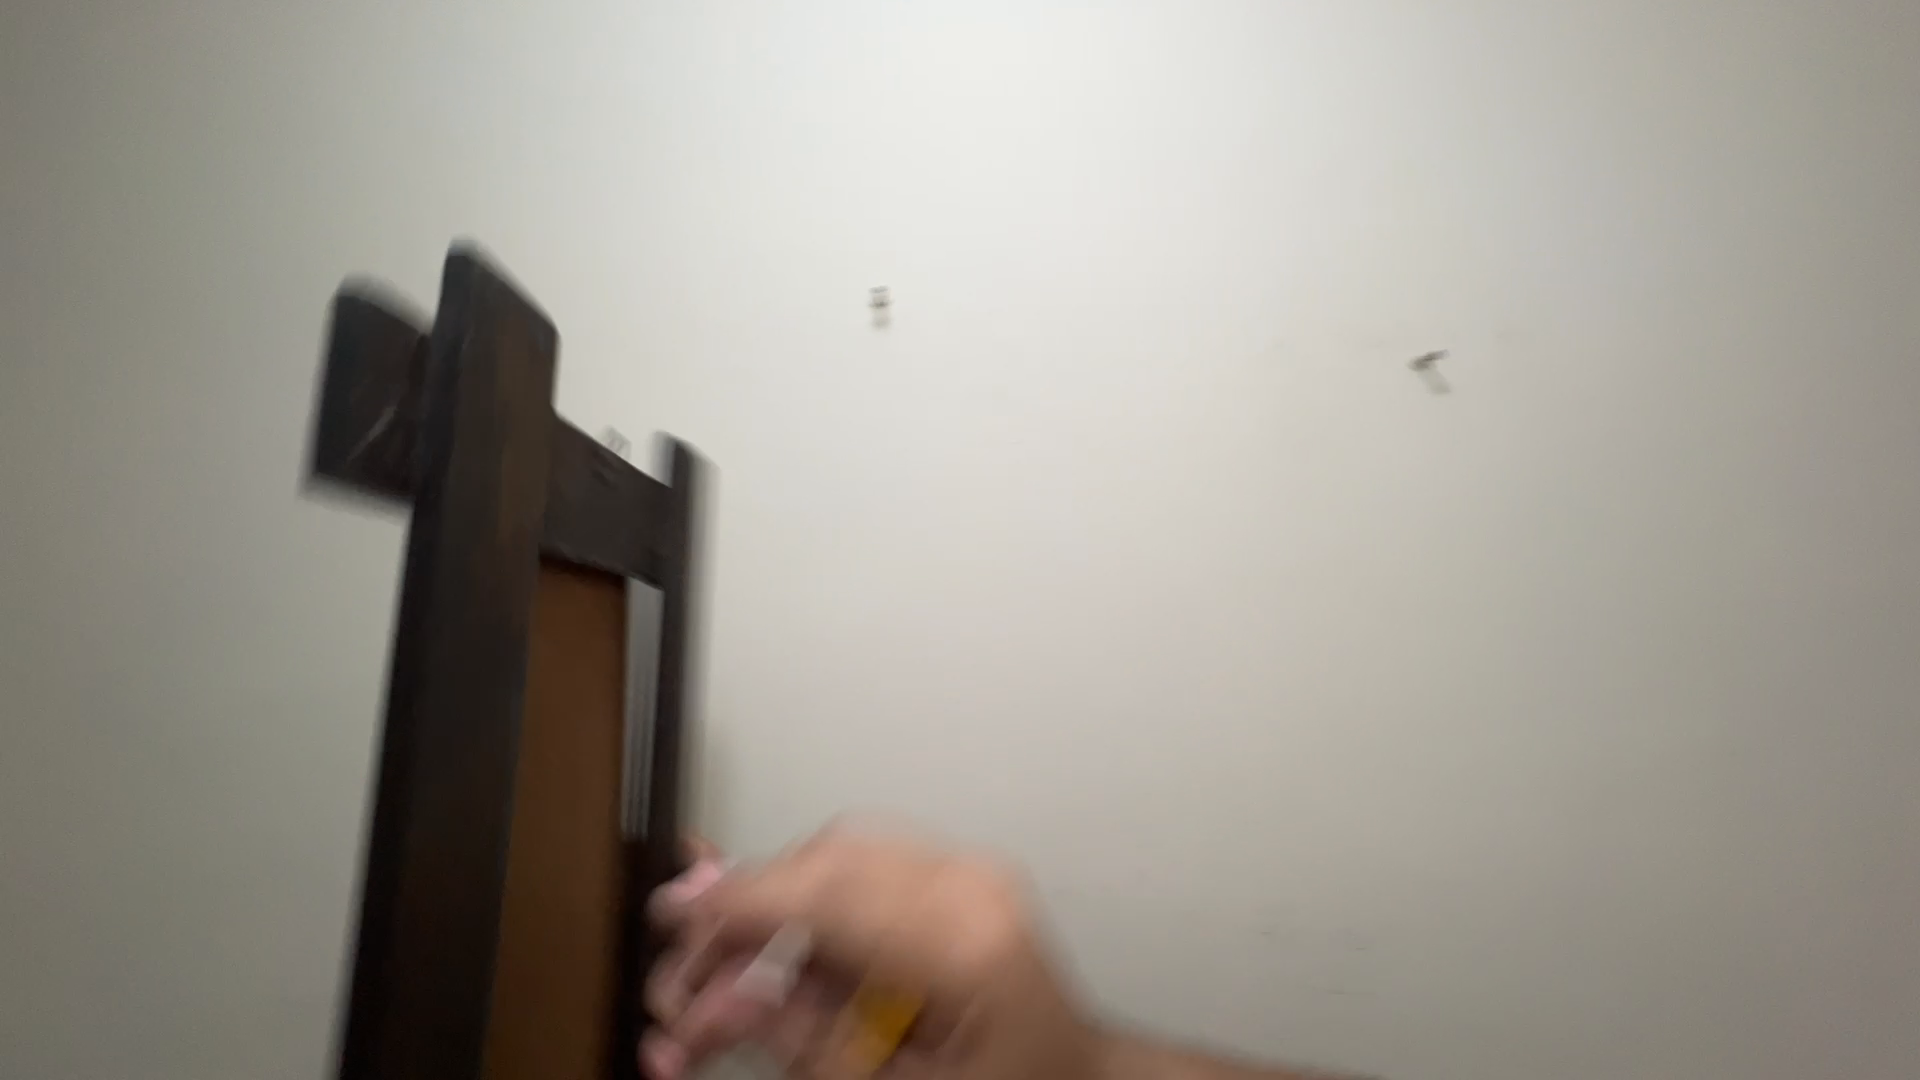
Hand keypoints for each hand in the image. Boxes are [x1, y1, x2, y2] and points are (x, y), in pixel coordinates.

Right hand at [643, 825, 1098, 1079]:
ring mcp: (967, 871)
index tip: (680, 921)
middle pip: (832, 859)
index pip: (836, 892)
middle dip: (748, 908)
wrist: (1071, 1073)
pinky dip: (812, 909)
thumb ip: (805, 1044)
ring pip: (841, 856)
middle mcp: (970, 885)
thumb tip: (717, 1002)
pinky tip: (785, 958)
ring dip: (775, 906)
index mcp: (968, 942)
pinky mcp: (954, 874)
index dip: (747, 901)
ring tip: (727, 976)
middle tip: (688, 973)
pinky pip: (864, 869)